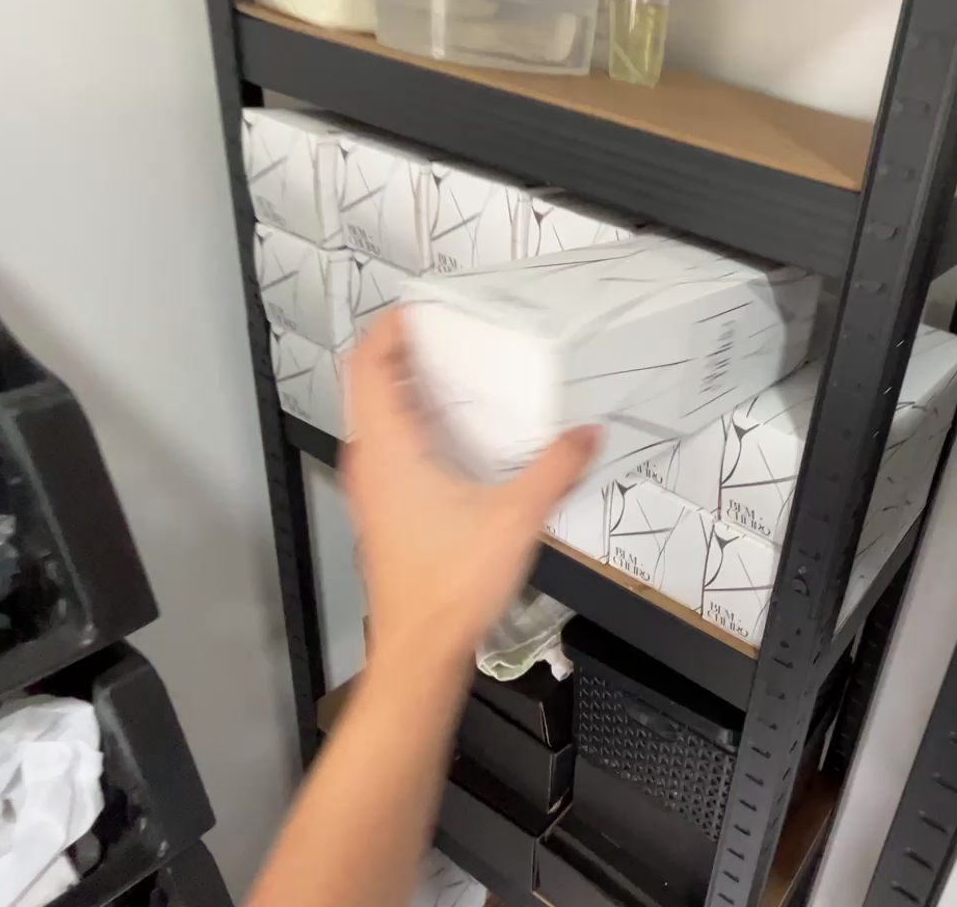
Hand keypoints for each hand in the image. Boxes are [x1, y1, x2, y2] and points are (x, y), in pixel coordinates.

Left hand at [339, 308, 598, 671]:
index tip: (426, 308)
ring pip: (380, 415)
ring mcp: (375, 486)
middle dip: (408, 350)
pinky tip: (466, 433)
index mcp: (390, 451)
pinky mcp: (388, 507)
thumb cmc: (452, 583)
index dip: (389, 328)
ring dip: (412, 386)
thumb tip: (588, 433)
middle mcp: (373, 462)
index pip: (368, 366)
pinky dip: (420, 420)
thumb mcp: (517, 516)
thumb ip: (556, 468)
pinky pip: (394, 443)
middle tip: (458, 332)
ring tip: (465, 371)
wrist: (421, 648)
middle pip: (371, 384)